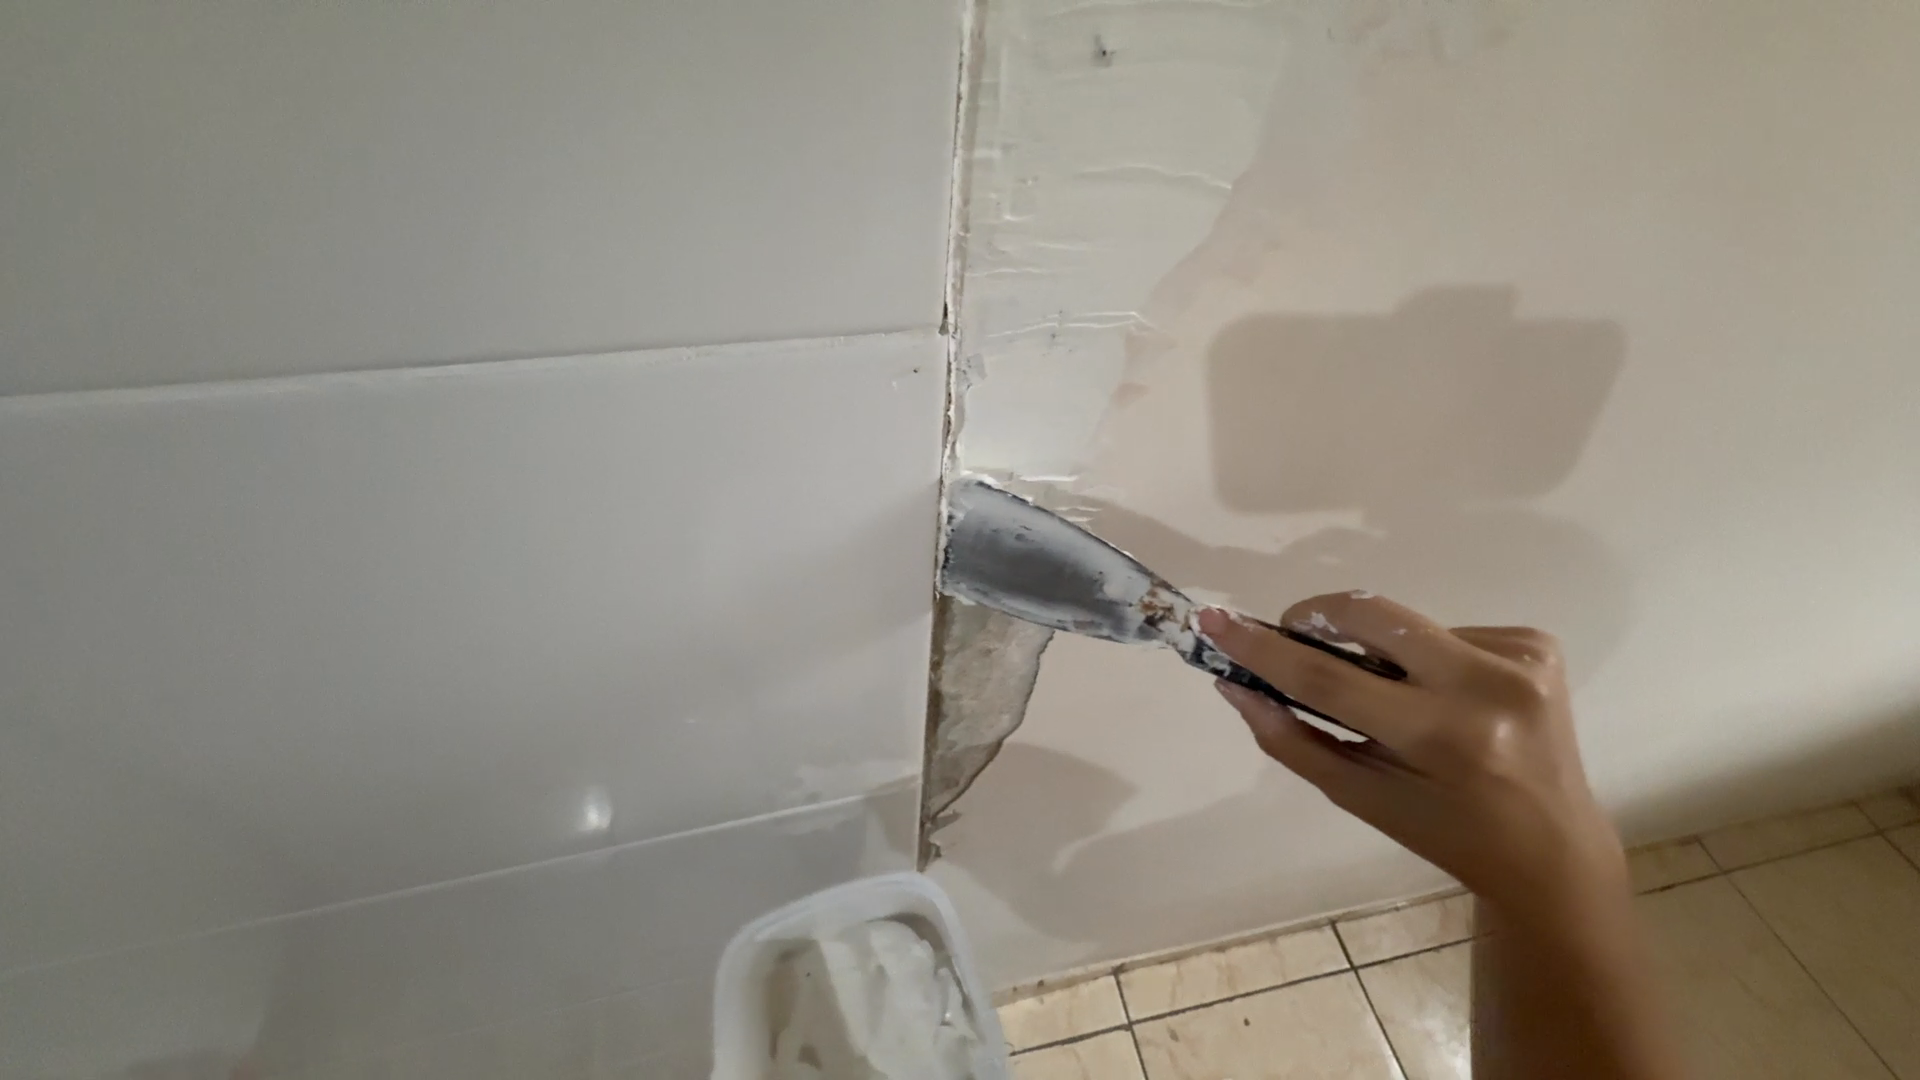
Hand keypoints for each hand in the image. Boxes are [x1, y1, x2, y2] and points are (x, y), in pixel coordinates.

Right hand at [1197, 593, 1626, 925]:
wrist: (1552, 848)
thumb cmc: (1440, 829)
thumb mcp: (1354, 794)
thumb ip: (1287, 736)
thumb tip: (1232, 684)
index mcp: (1440, 735)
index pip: (1326, 676)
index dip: (1262, 647)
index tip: (1215, 621)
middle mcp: (1487, 686)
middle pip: (1368, 616)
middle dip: (1315, 619)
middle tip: (1294, 641)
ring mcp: (1521, 659)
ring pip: (1403, 623)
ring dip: (1377, 649)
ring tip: (1393, 697)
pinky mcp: (1537, 644)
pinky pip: (1444, 630)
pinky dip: (1421, 654)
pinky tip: (1441, 694)